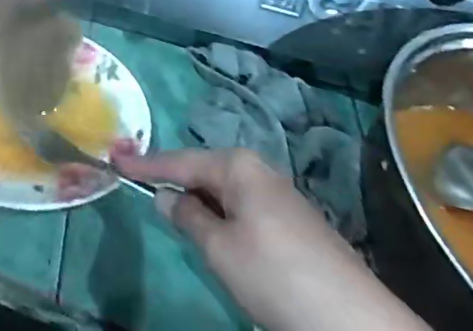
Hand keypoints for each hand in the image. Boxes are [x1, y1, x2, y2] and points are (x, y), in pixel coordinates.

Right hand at [117, 148, 426, 330]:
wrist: (356, 322)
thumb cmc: (276, 276)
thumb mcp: (220, 249)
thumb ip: (187, 216)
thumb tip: (166, 195)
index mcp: (238, 166)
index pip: (180, 160)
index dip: (146, 163)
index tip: (115, 159)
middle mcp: (259, 170)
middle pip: (204, 171)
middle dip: (175, 180)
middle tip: (141, 186)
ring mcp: (281, 196)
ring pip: (225, 192)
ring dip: (200, 202)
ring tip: (174, 213)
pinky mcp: (295, 224)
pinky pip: (244, 208)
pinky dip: (223, 217)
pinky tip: (218, 236)